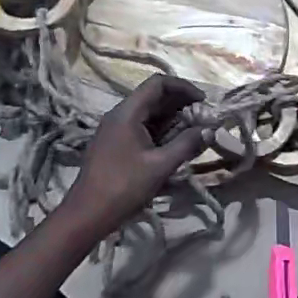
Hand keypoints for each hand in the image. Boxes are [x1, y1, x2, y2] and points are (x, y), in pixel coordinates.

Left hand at [61, 75, 205, 230]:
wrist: (87, 214)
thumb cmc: (124, 186)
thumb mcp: (161, 165)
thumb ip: (187, 143)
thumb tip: (210, 129)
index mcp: (127, 112)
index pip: (158, 83)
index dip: (183, 87)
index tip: (203, 102)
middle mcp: (119, 115)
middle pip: (154, 96)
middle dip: (181, 104)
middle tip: (203, 119)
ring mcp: (115, 129)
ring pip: (148, 113)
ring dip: (172, 119)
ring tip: (194, 132)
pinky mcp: (115, 144)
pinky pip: (141, 127)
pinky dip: (161, 130)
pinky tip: (174, 145)